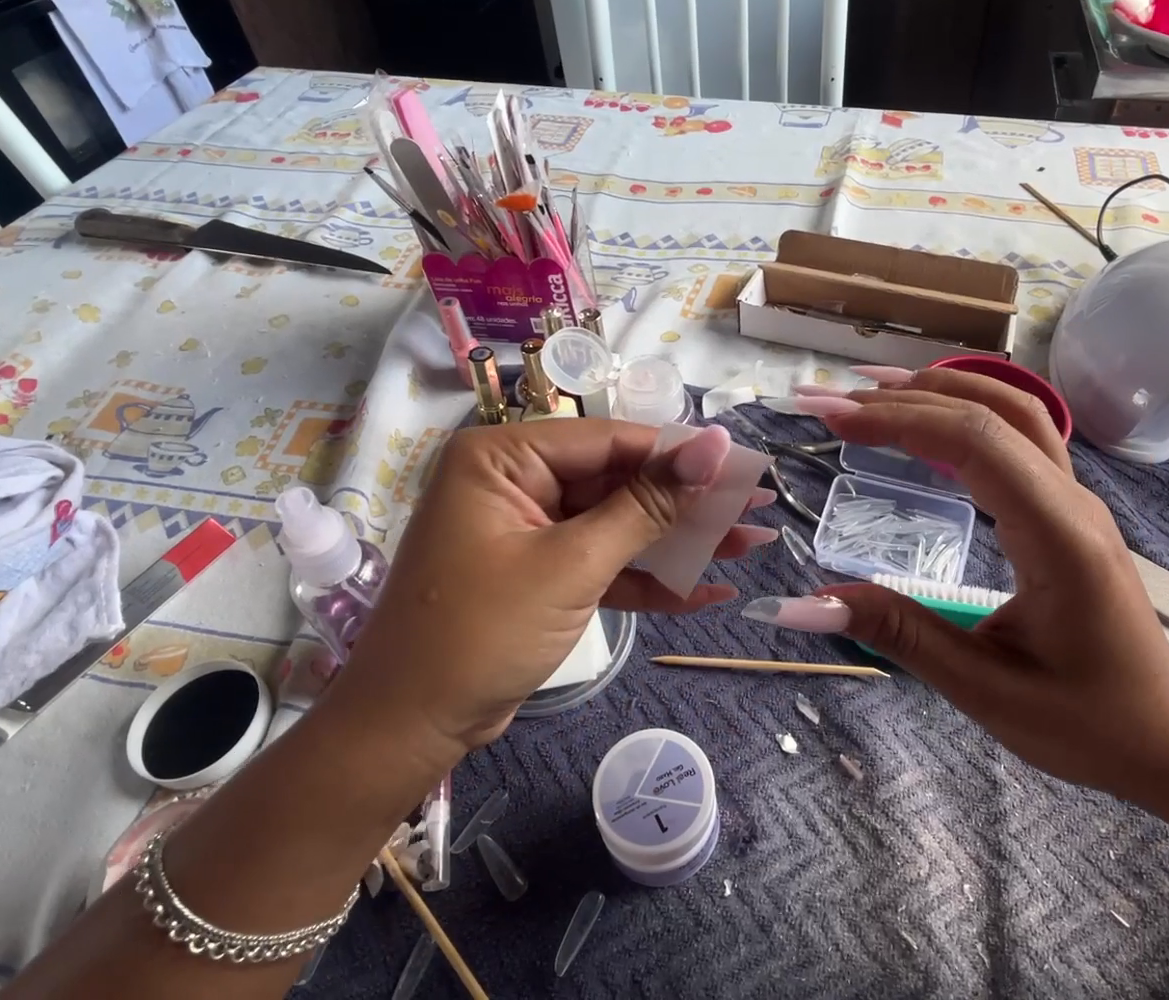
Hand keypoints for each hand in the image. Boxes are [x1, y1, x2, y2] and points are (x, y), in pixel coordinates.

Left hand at [330, 419, 775, 753]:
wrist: (411, 727)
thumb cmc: (482, 632)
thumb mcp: (572, 564)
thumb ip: (646, 506)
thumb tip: (715, 448)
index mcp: (504, 457)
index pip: (609, 441)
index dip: (680, 454)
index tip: (744, 465)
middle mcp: (515, 482)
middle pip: (619, 482)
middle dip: (687, 503)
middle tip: (756, 507)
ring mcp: (529, 531)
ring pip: (617, 525)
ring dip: (678, 543)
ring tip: (749, 545)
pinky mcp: (541, 575)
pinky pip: (603, 564)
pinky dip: (648, 580)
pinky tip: (708, 591)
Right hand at [745, 369, 1168, 806]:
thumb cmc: (1088, 724)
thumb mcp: (984, 689)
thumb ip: (898, 635)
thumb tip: (806, 604)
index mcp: (1058, 537)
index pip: (974, 443)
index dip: (898, 420)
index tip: (830, 419)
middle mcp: (1072, 502)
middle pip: (990, 412)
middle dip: (904, 397)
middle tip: (828, 402)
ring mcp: (1076, 502)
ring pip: (1012, 413)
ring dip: (940, 392)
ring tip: (871, 394)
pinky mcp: (1068, 513)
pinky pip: (1018, 440)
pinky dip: (964, 416)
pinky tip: (927, 428)